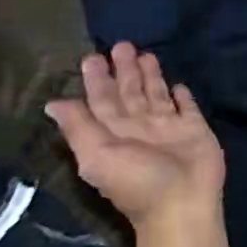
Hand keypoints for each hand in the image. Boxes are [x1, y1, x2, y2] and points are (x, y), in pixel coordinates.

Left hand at [45, 42, 225, 235]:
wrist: (182, 202)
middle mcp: (138, 126)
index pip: (102, 100)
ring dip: (151, 75)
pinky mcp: (194, 127)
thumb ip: (80, 128)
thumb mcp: (99, 157)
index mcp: (114, 133)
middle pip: (130, 92)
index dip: (97, 80)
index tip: (93, 57)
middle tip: (122, 44)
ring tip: (146, 54)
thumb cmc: (138, 181)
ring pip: (155, 94)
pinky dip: (181, 96)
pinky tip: (178, 85)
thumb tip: (53, 103)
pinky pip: (185, 106)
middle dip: (125, 70)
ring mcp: (167, 126)